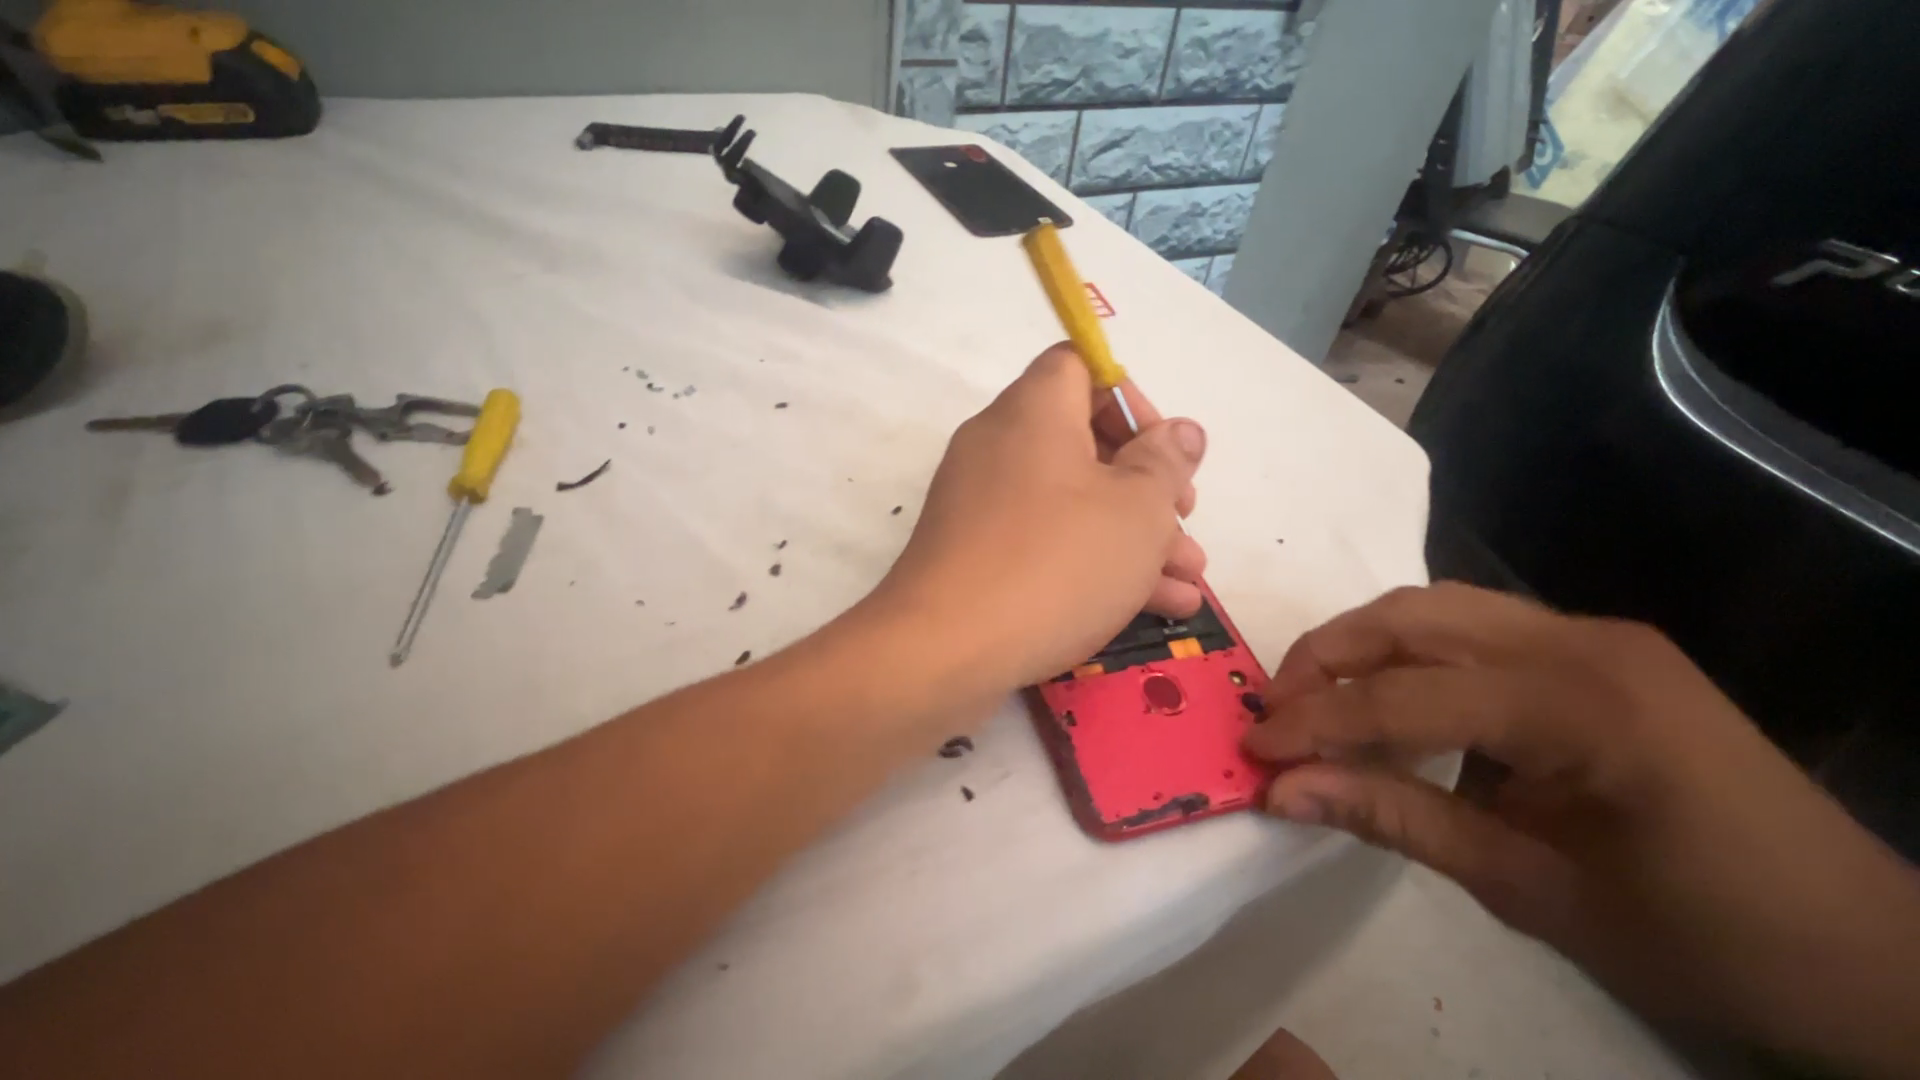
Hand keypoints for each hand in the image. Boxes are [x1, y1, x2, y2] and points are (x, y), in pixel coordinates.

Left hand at [866, 344, 1207, 692]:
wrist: (945, 651)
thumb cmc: (1055, 563)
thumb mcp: (1136, 510)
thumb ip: (1166, 462)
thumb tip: (1181, 430)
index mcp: (1032, 411)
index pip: (1078, 365)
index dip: (1130, 397)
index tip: (1165, 449)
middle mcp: (999, 446)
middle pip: (1084, 443)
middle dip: (1148, 486)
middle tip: (1186, 522)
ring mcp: (981, 505)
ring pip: (1072, 504)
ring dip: (1134, 538)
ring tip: (1188, 582)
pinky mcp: (975, 556)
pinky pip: (1044, 543)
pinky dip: (1093, 564)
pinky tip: (1151, 608)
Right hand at [1243, 584, 1919, 1078]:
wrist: (1862, 951)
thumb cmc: (1699, 937)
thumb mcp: (1530, 890)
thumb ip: (1397, 820)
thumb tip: (1282, 791)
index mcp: (1582, 709)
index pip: (1405, 697)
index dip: (1314, 723)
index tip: (1249, 749)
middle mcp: (1586, 643)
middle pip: (1414, 616)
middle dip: (1326, 657)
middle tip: (1275, 712)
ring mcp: (1600, 636)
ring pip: (1442, 606)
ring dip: (1365, 644)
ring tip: (1318, 700)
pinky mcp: (1604, 649)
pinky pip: (1481, 627)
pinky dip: (1416, 653)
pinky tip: (1397, 702)